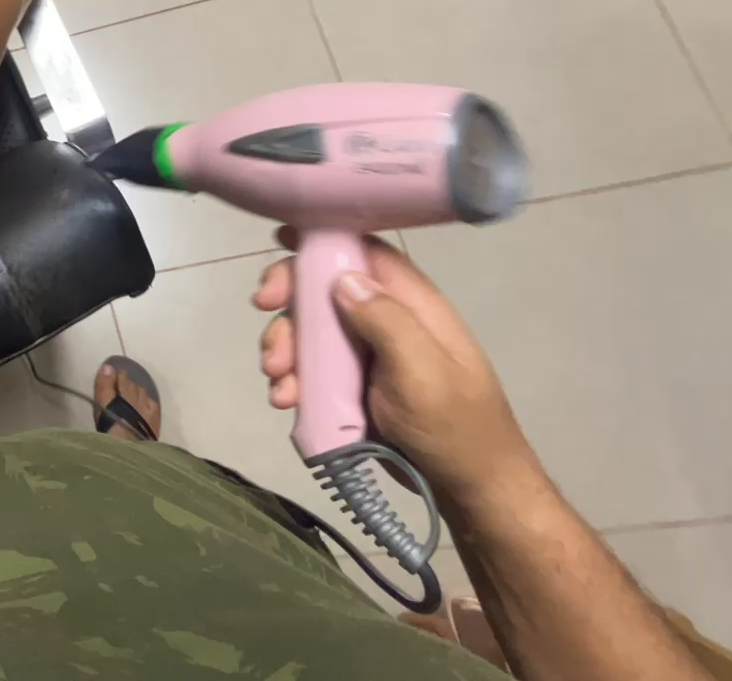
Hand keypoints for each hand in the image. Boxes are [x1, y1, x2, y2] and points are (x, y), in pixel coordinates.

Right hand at [251, 228, 540, 506]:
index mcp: (411, 306)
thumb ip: (387, 322)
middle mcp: (383, 319)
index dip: (321, 241)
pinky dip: (288, 377)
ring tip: (277, 378)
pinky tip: (285, 398)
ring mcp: (363, 351)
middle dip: (288, 300)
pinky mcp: (346, 380)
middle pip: (321, 288)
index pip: (363, 252)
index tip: (280, 242)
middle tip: (264, 311)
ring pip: (306, 329)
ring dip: (282, 346)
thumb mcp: (424, 372)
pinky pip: (306, 365)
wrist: (468, 490)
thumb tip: (343, 278)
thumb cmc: (454, 427)